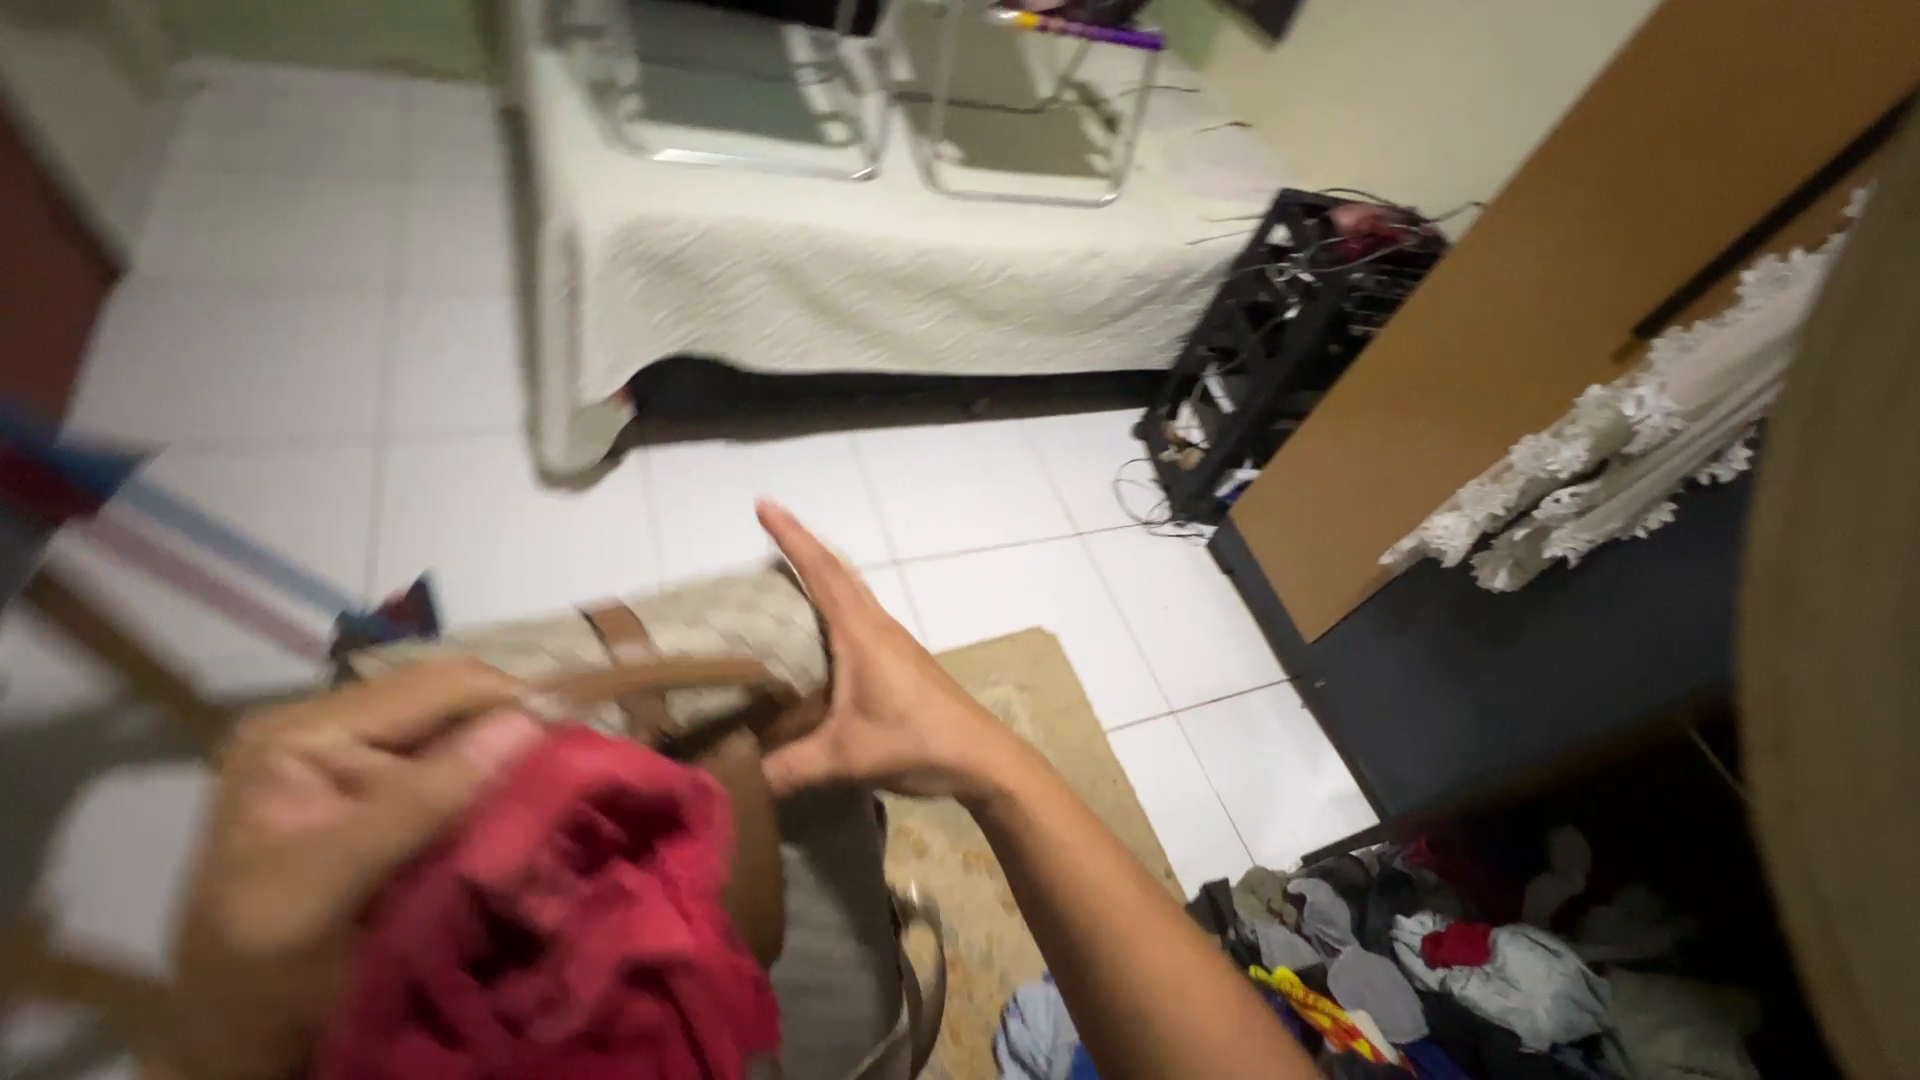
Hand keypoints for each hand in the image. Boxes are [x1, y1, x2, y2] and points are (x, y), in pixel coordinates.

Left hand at [165, 659, 545, 1079]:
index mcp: (300, 732)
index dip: (513, 701)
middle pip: (456, 695)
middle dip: (518, 723)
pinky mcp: (388, 781)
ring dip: (515, 746)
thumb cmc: (261, 969)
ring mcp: (361, 750)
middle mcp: (333, 723)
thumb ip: (420, 802)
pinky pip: (464, 754)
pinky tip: (524, 793)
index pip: (433, 687)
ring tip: (558, 776)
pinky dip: (503, 770)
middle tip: (575, 761)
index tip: (579, 738)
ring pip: (468, 721)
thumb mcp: (327, 886)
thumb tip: (530, 722)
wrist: (239, 1031)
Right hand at [756, 500, 1028, 799]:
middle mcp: (878, 626)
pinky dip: (836, 600)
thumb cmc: (916, 743)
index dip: (792, 537)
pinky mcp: (901, 658)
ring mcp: (893, 640)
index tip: (764, 505)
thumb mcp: (845, 758)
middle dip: (804, 544)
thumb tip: (732, 783)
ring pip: (853, 590)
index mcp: (862, 635)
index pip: (822, 573)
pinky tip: (823, 626)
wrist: (981, 756)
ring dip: (822, 570)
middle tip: (769, 526)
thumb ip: (788, 769)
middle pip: (839, 571)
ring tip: (786, 569)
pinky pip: (861, 612)